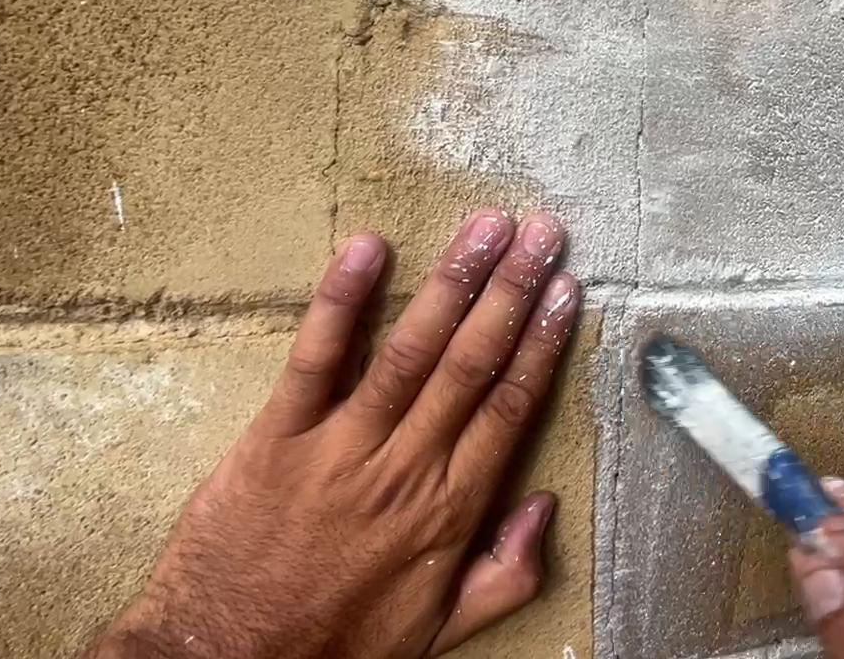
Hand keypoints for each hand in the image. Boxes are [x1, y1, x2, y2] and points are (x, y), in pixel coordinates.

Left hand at [83, 207, 581, 658]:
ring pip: (411, 350)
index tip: (565, 288)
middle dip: (513, 289)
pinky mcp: (278, 434)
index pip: (511, 403)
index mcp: (452, 506)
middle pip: (473, 361)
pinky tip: (368, 247)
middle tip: (541, 232)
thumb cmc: (339, 643)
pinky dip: (341, 300)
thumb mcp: (440, 631)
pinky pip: (315, 358)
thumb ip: (506, 573)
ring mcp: (342, 445)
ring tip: (486, 226)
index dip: (543, 340)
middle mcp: (407, 465)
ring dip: (454, 281)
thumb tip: (546, 505)